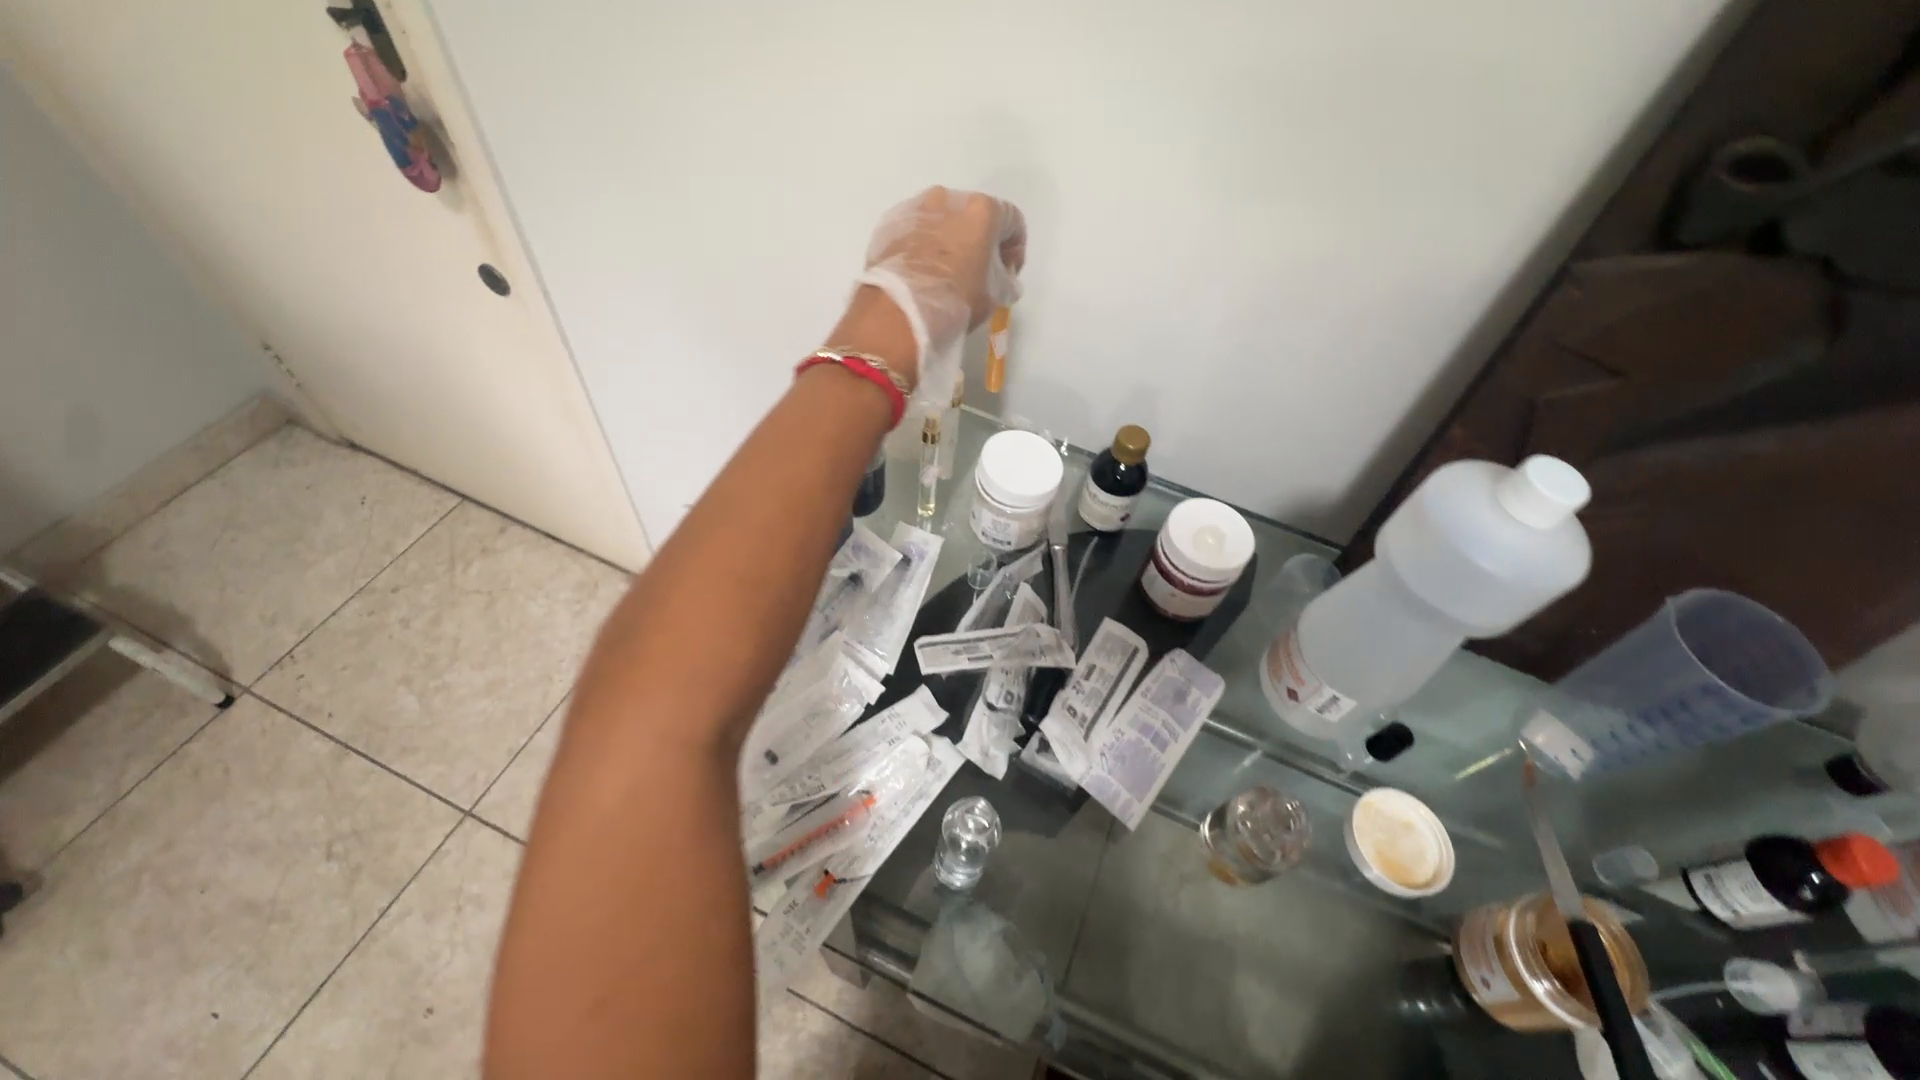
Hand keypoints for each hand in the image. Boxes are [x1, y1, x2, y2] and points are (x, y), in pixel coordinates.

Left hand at [852, 187, 1025, 408]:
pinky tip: (921, 272)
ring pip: (941, 220)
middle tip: (976, 272)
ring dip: (948, 240)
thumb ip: (1005, 279)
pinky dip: (922, 245)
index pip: (1012, 221)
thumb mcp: (995, 295)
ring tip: (944, 273)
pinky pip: (915, 230)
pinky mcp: (889, 223)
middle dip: (979, 241)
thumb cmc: (956, 300)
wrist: (899, 312)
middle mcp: (948, 198)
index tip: (1007, 273)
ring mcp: (915, 207)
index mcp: (982, 210)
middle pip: (973, 216)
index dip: (1014, 249)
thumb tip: (1003, 278)